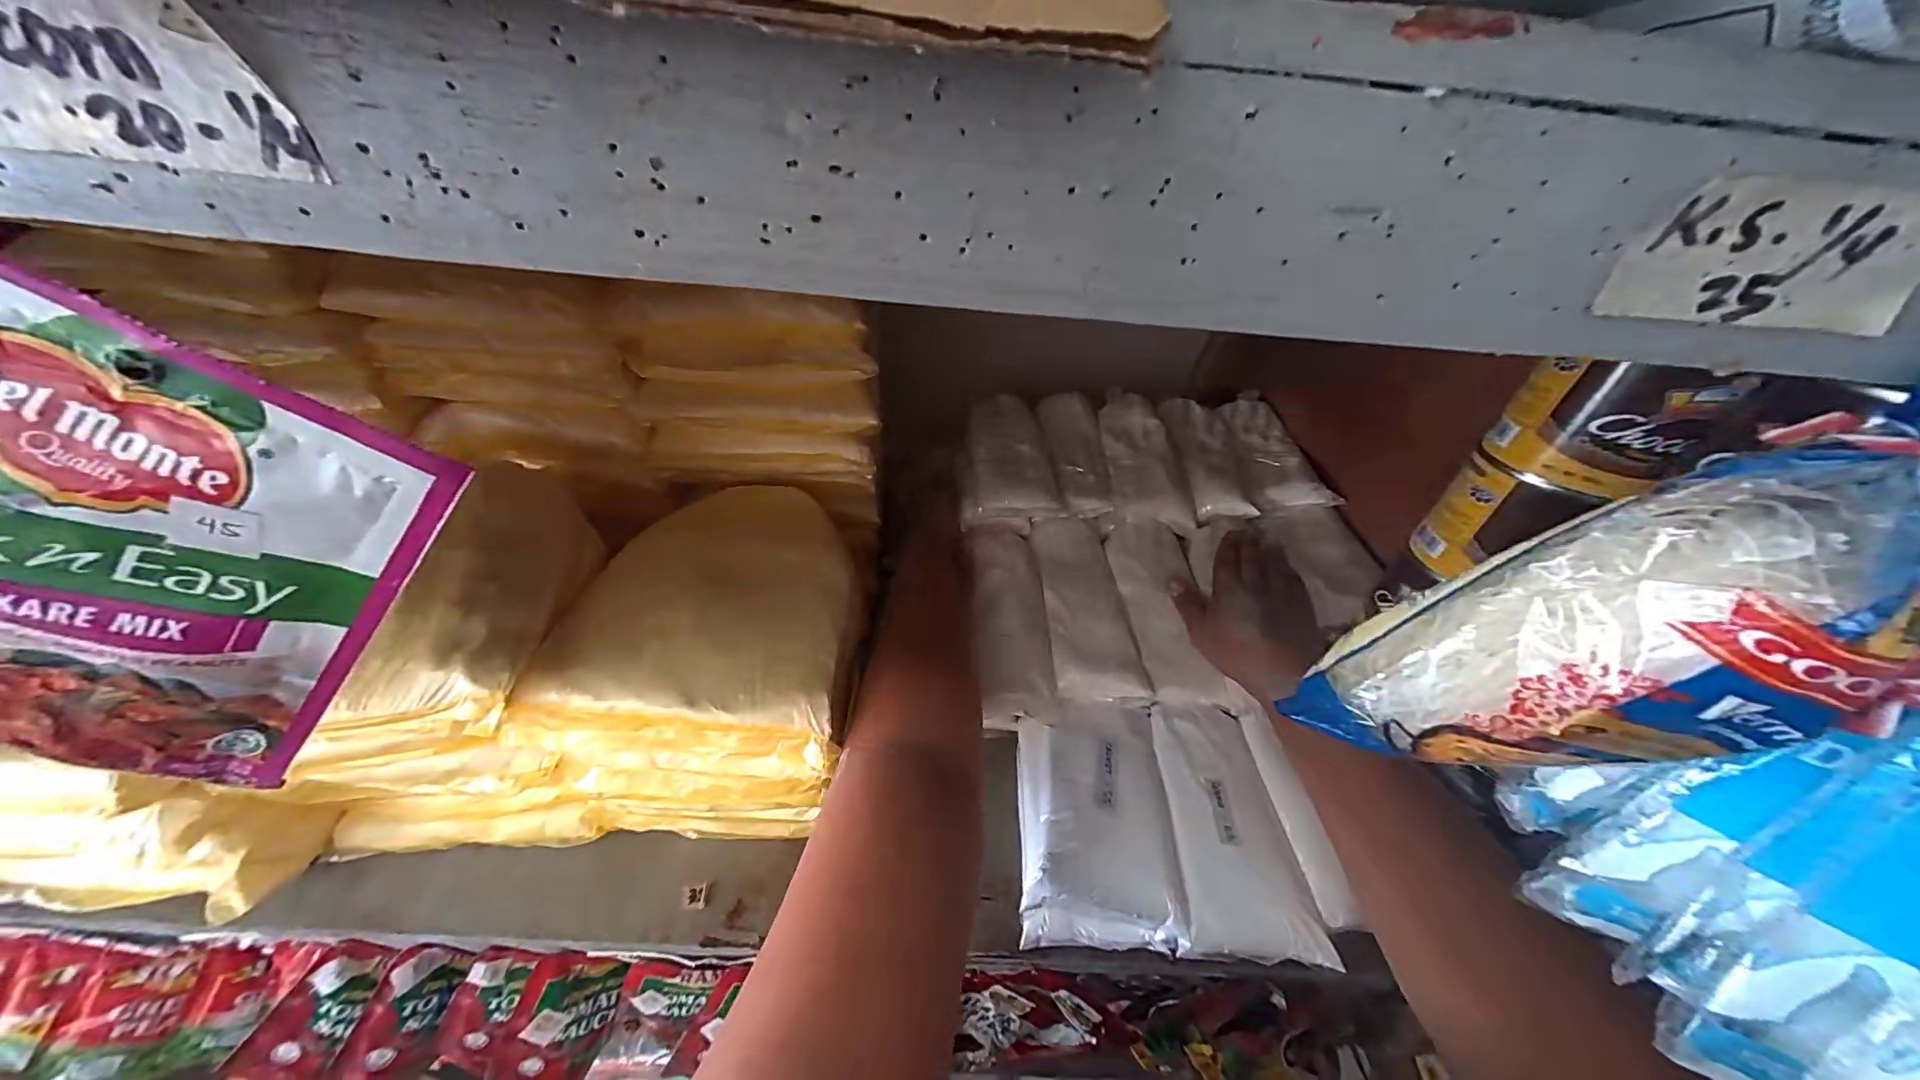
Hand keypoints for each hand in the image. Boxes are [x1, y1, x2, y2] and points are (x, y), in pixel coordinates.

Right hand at [1172, 525, 1328, 705]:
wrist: (1284, 670)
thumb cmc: (1235, 653)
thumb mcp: (1201, 632)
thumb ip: (1187, 604)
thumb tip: (1172, 578)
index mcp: (1228, 587)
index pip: (1228, 559)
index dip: (1228, 544)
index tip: (1231, 532)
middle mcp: (1255, 581)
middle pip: (1251, 555)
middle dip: (1248, 541)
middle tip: (1247, 530)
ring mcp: (1280, 589)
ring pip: (1274, 561)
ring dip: (1269, 547)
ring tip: (1266, 538)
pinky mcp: (1300, 600)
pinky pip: (1291, 574)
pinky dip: (1286, 564)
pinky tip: (1285, 563)